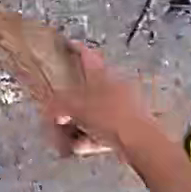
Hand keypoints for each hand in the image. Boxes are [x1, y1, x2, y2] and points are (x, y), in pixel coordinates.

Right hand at [25, 42, 160, 155]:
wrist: (141, 143)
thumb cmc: (108, 117)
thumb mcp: (75, 107)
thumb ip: (58, 105)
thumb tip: (49, 109)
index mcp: (101, 75)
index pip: (86, 55)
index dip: (75, 48)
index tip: (67, 44)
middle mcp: (113, 87)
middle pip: (86, 89)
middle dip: (69, 103)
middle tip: (58, 113)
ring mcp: (123, 106)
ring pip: (93, 112)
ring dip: (78, 124)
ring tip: (66, 139)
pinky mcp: (128, 126)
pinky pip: (103, 128)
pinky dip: (90, 137)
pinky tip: (80, 147)